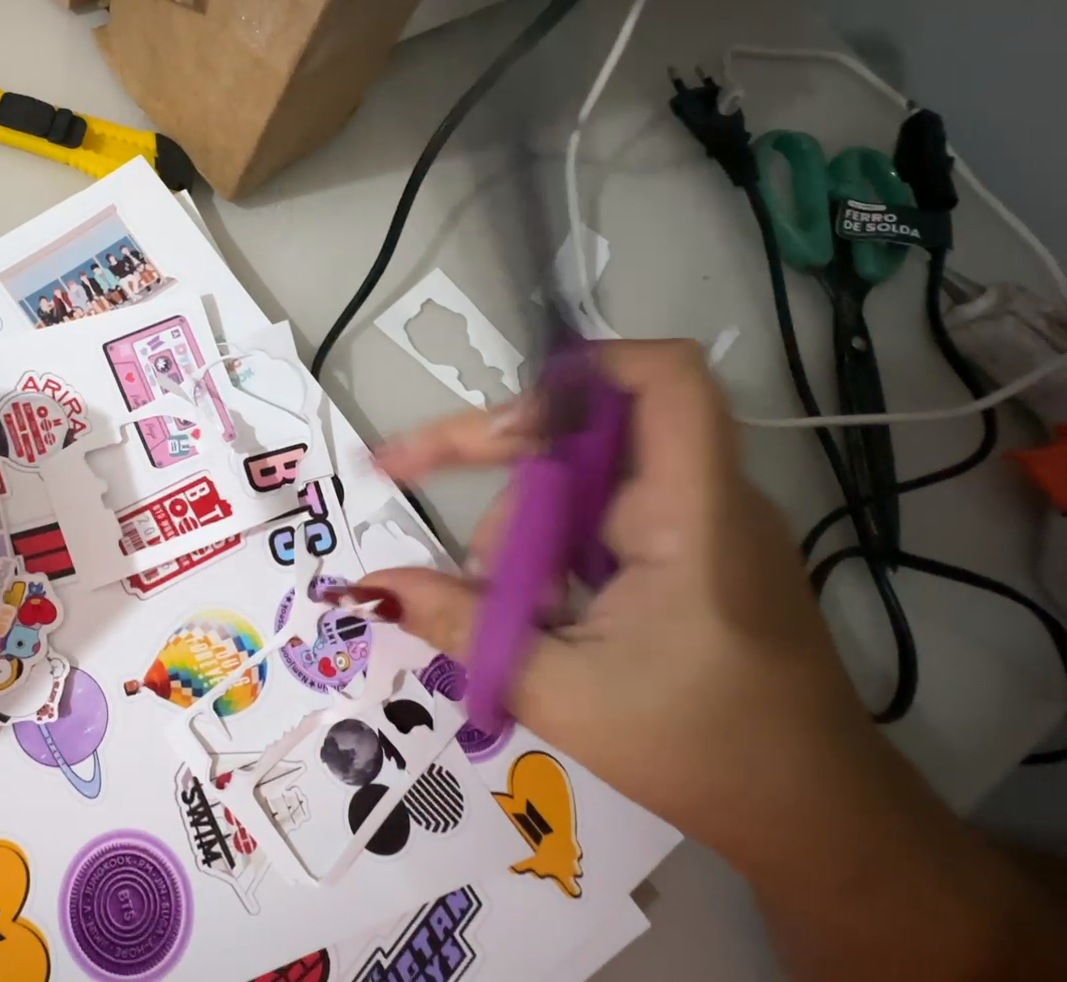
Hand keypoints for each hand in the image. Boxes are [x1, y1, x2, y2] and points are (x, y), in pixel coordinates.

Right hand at [349, 341, 886, 856]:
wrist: (814, 815)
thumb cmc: (705, 753)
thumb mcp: (560, 692)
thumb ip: (461, 626)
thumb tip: (370, 584)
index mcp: (691, 517)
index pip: (664, 380)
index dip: (579, 368)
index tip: (495, 420)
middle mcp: (699, 499)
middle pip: (584, 432)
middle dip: (500, 467)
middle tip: (421, 497)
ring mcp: (694, 524)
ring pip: (579, 479)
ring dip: (518, 527)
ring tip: (500, 603)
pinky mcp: (684, 551)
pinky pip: (596, 516)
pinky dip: (546, 548)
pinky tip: (533, 604)